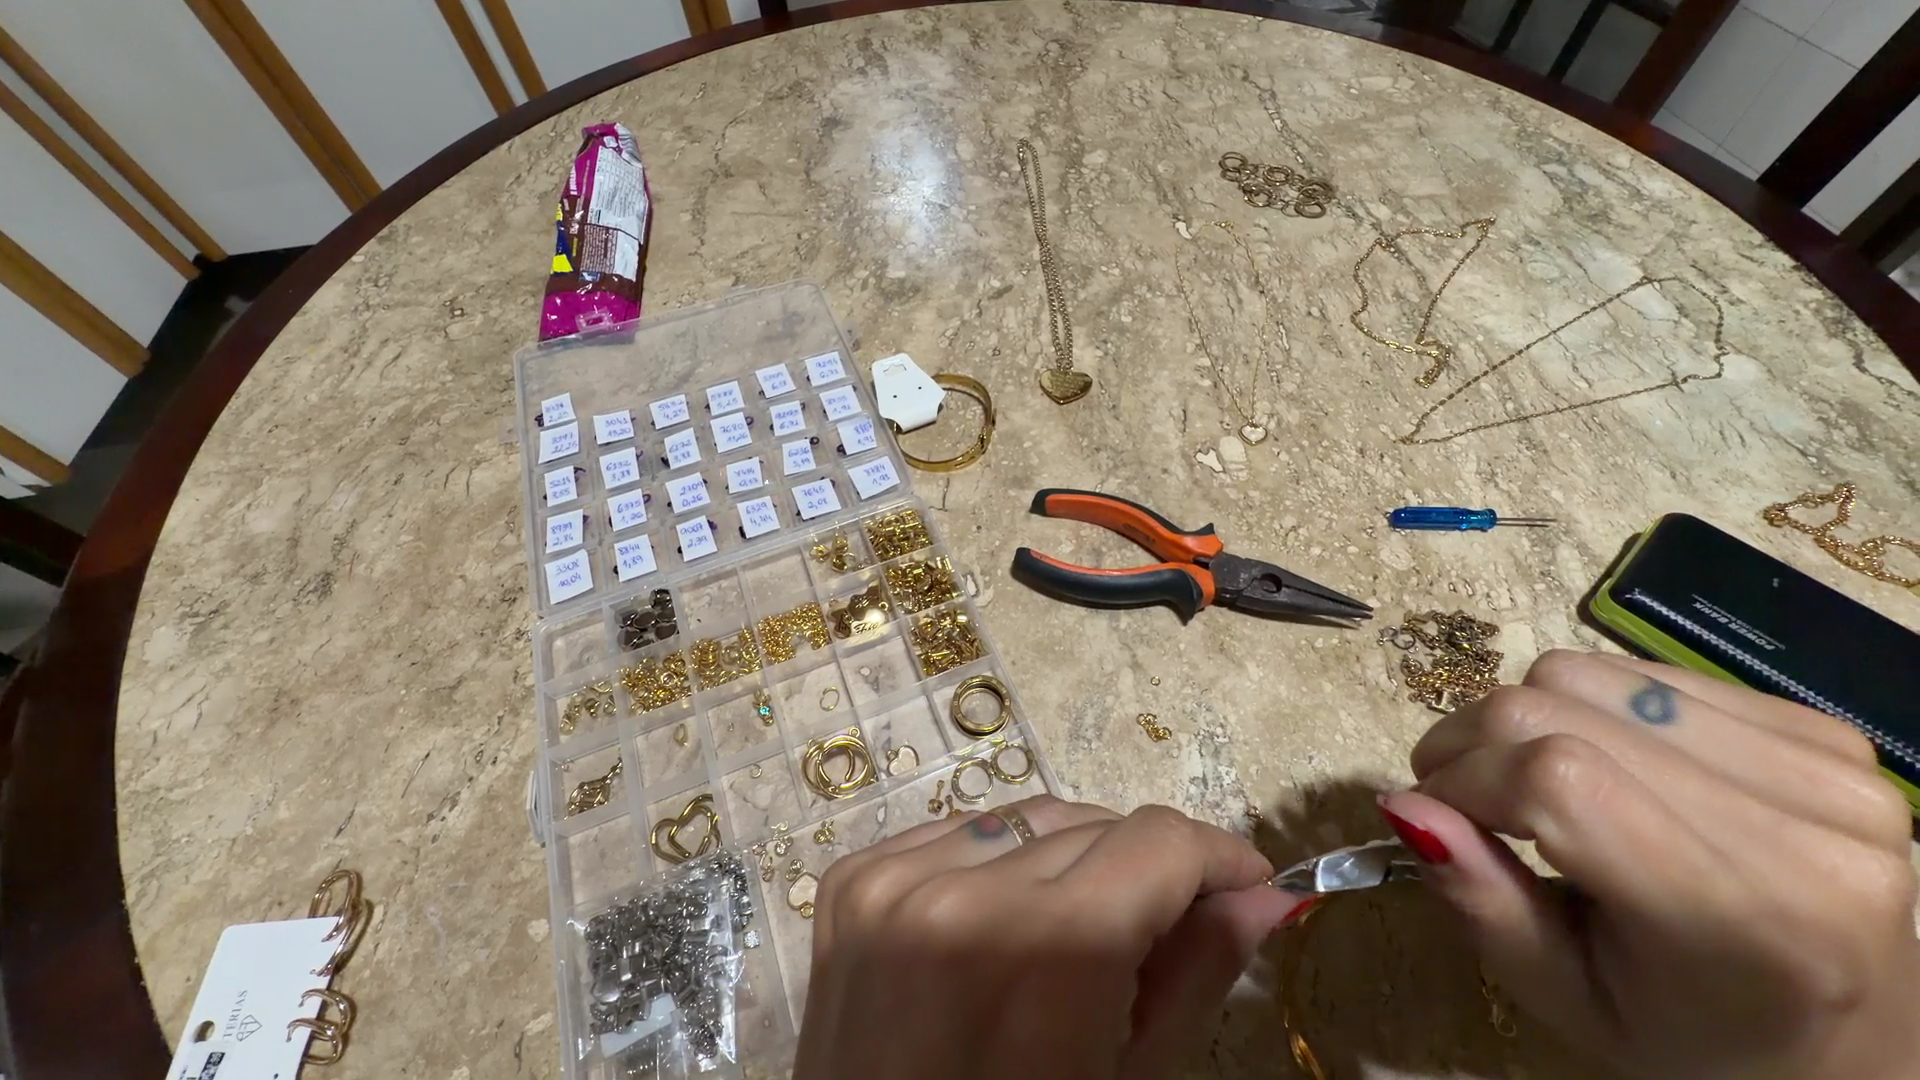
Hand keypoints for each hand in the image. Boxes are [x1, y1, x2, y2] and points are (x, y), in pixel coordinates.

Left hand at [792, 797, 1308, 1079]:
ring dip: (1066, 856)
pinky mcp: (852, 874)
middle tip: (1149, 929)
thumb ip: (1198, 970)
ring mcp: (894, 877)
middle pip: (1093, 823)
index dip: (1215, 856)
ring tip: (1066, 925)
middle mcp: (962, 891)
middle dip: (1140, 868)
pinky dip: (996, 861)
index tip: (1242, 881)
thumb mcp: (1127, 1076)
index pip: (1158, 841)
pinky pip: (959, 833)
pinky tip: (997, 917)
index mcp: (1046, 947)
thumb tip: (1267, 895)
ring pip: (1028, 816)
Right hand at [1381, 650, 1918, 1079]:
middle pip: (1556, 707)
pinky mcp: (1821, 731)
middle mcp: (1807, 827)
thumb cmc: (1687, 1040)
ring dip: (1522, 720)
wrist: (1848, 1049)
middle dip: (1470, 743)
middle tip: (1462, 797)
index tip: (1432, 813)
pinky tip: (1605, 768)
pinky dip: (1582, 710)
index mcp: (1747, 919)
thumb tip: (1399, 804)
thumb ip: (1480, 900)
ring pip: (1582, 675)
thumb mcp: (1562, 997)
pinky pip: (1635, 673)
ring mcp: (1828, 767)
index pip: (1555, 779)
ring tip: (1533, 783)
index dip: (1462, 781)